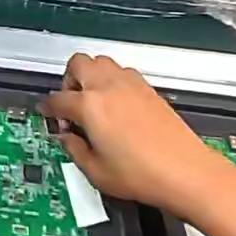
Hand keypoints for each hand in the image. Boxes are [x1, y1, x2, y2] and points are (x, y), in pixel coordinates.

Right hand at [40, 54, 235, 217]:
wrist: (187, 173)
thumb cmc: (146, 174)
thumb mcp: (97, 172)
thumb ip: (74, 150)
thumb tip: (68, 139)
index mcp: (90, 106)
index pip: (57, 99)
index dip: (48, 108)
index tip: (48, 113)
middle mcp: (108, 86)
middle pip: (77, 63)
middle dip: (68, 80)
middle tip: (70, 102)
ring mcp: (129, 84)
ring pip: (100, 61)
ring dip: (90, 75)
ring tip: (92, 99)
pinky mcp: (148, 88)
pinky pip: (122, 71)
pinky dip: (112, 80)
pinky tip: (115, 103)